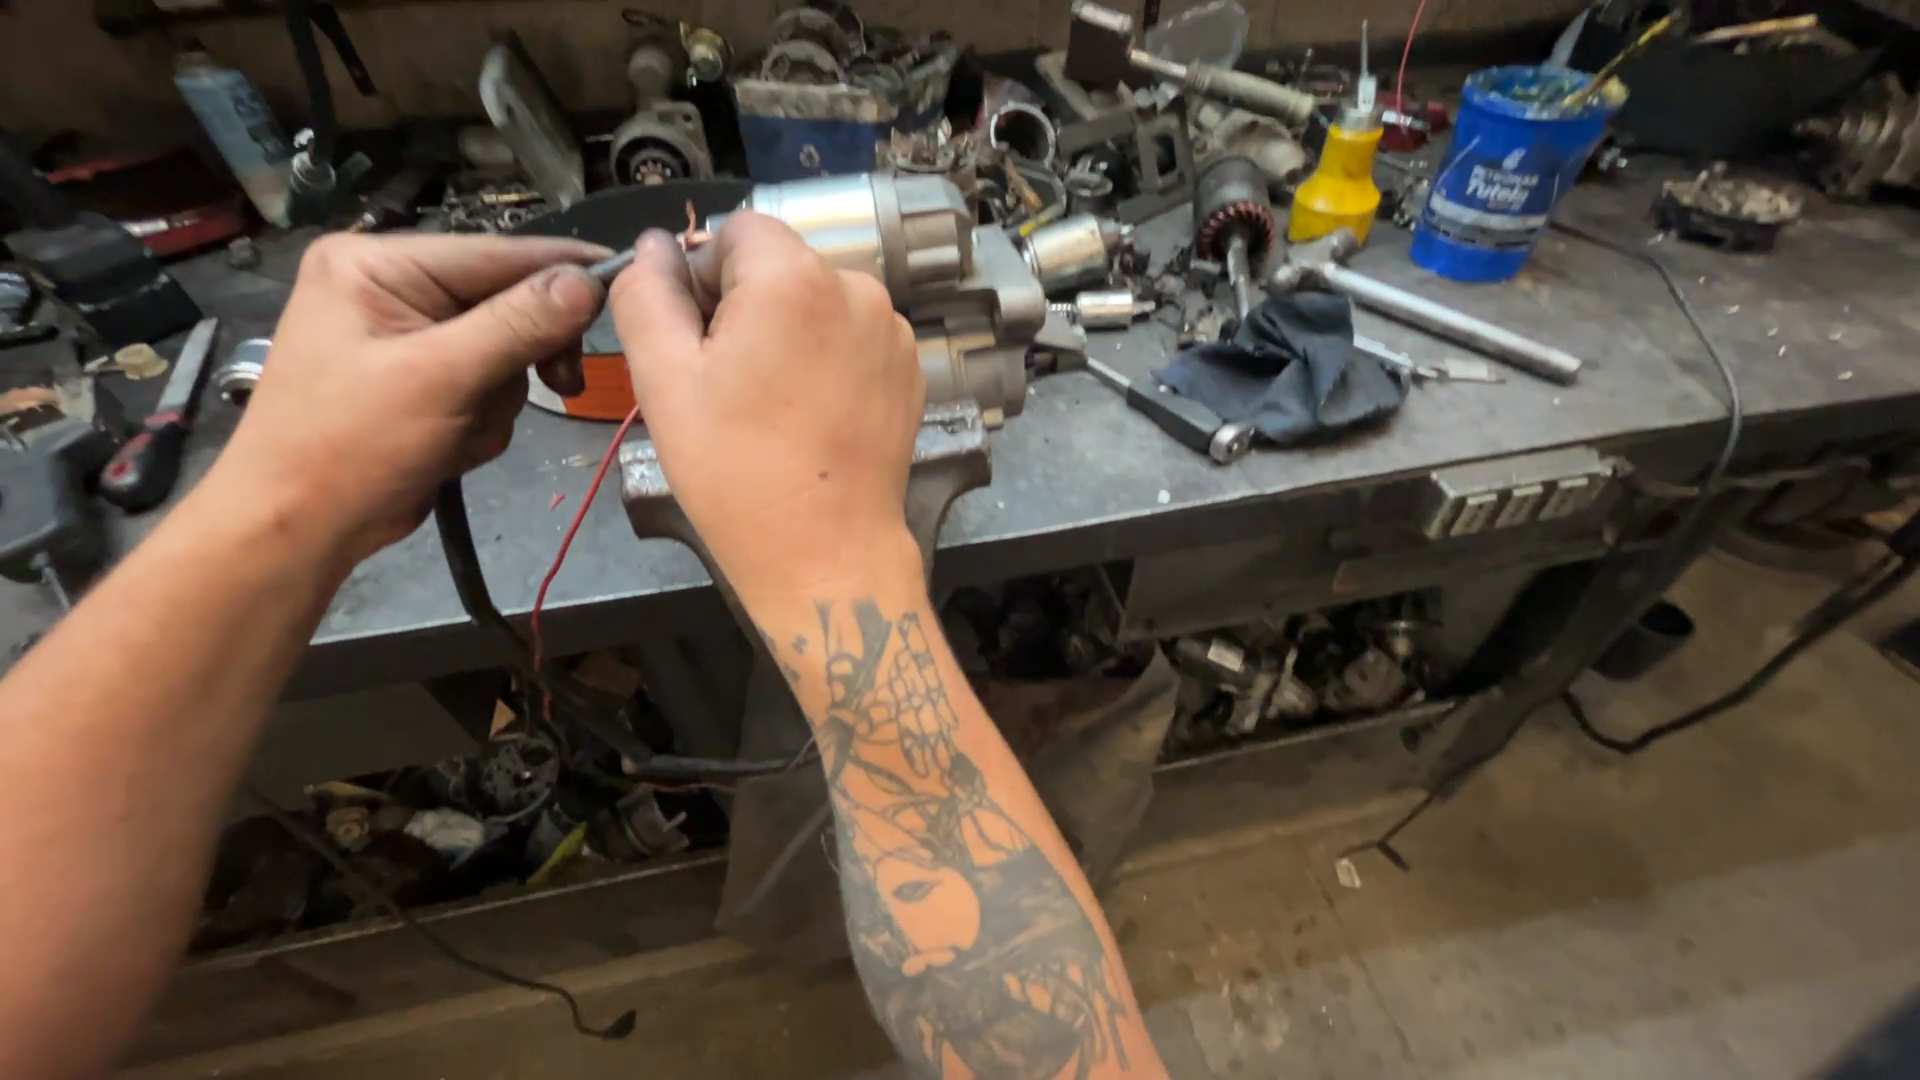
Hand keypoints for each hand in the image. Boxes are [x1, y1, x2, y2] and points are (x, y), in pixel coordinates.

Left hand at [214, 232, 609, 563]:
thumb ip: (518, 325)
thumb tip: (588, 282)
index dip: (566, 270)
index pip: (499, 255)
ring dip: (504, 395)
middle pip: (510, 303)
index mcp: (380, 264)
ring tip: (468, 429)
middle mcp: (396, 287)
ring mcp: (412, 335)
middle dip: (528, 354)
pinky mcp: (427, 377)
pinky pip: (493, 382)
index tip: (629, 280)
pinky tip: (456, 440)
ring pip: (510, 350)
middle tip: (562, 387)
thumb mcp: (442, 378)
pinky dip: (489, 414)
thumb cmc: (354, 443)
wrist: (303, 523)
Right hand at [608, 215, 924, 605]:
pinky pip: (858, 339)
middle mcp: (860, 290)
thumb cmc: (738, 472)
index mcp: (796, 278)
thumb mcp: (664, 380)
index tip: (700, 338)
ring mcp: (895, 333)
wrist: (827, 551)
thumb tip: (658, 247)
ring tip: (776, 403)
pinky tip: (816, 413)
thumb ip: (646, 293)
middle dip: (750, 305)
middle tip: (733, 381)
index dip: (707, 275)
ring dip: (793, 332)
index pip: (740, 231)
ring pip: (824, 303)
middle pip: (785, 265)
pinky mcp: (912, 371)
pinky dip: (832, 358)